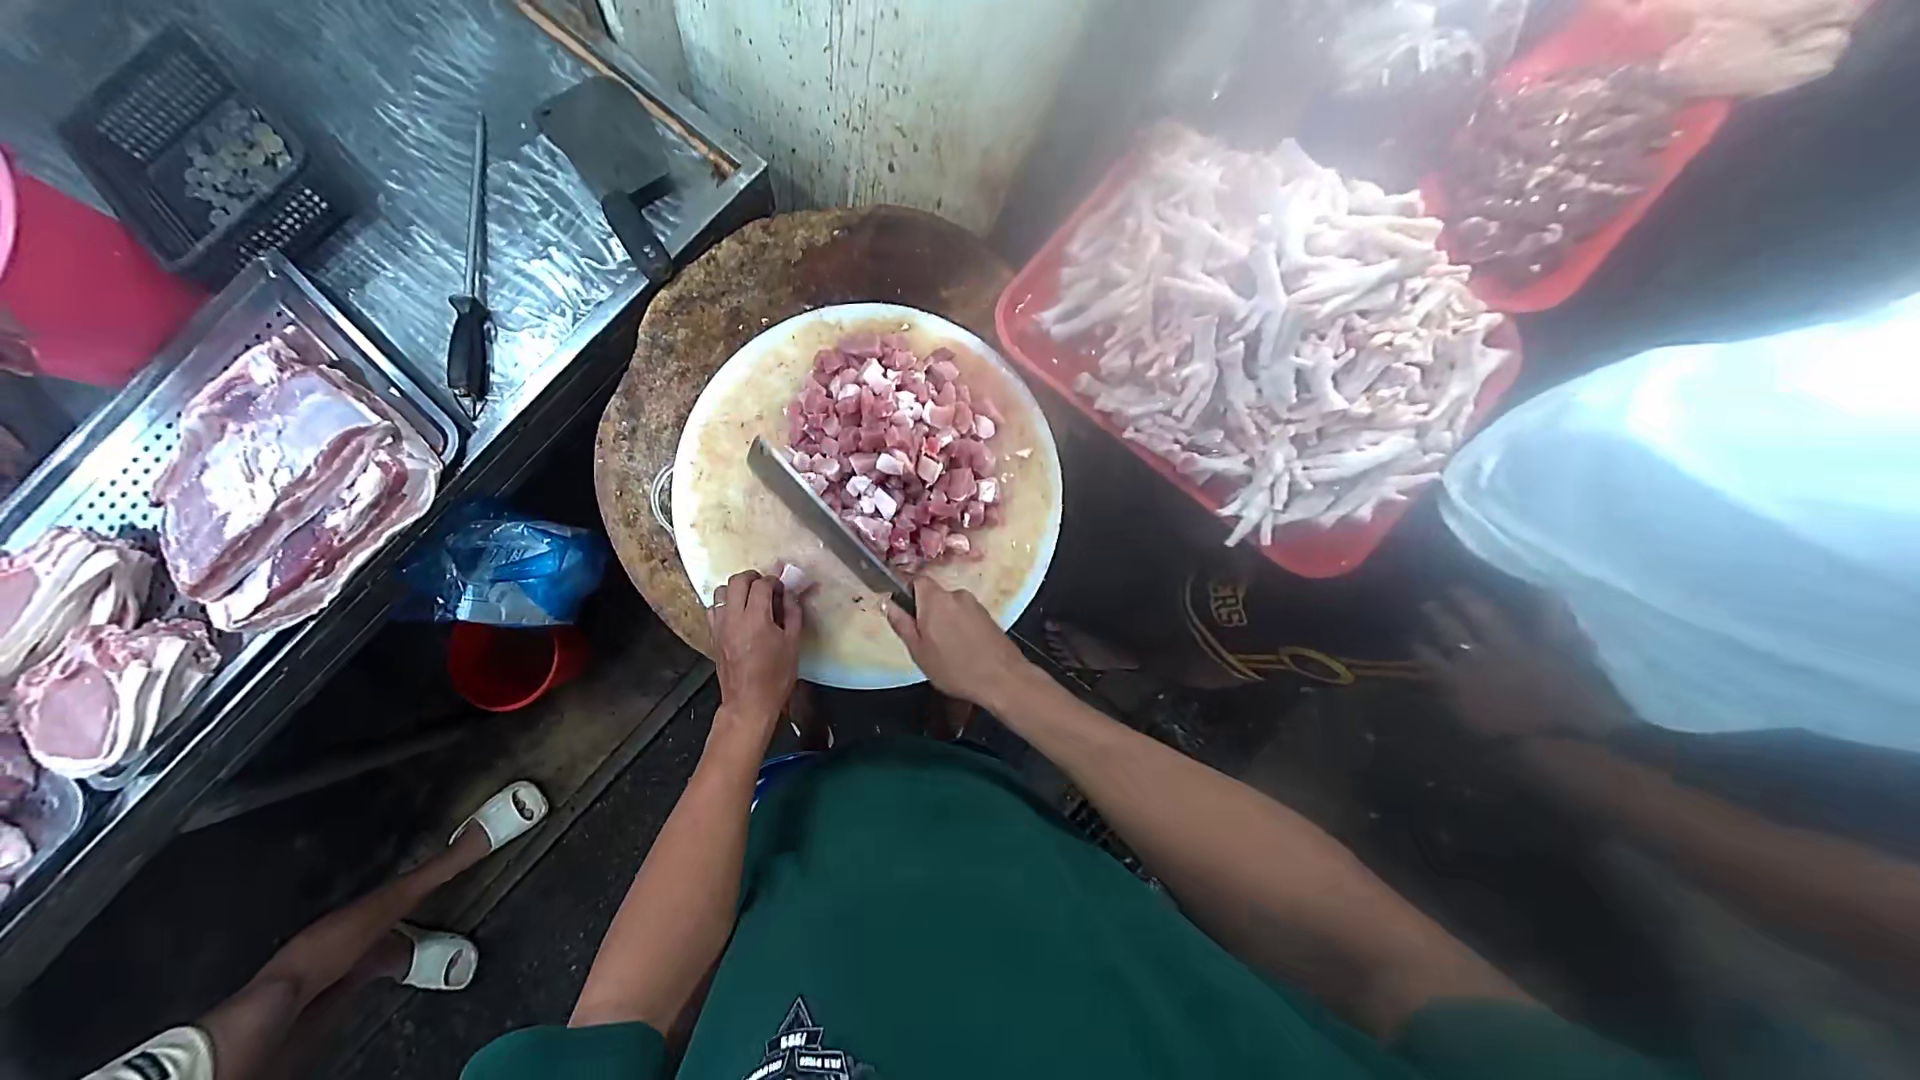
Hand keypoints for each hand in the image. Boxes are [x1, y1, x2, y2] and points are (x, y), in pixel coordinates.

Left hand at [707, 570, 805, 734]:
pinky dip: (725, 604)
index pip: (762, 584)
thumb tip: (791, 593)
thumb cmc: (776, 676)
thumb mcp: (793, 643)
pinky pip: (713, 609)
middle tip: (766, 587)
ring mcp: (720, 626)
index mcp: (757, 619)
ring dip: (737, 589)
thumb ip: (793, 613)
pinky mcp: (713, 635)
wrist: (749, 703)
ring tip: (751, 599)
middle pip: (737, 581)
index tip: (782, 588)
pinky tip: (737, 614)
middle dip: (753, 578)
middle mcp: (734, 618)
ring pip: (721, 591)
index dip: (774, 581)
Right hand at [885, 578, 1034, 709]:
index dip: (907, 593)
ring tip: (945, 652)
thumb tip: (888, 603)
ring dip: (944, 623)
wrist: (1002, 679)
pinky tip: (962, 652)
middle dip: (926, 614)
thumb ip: (901, 623)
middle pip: (934, 596)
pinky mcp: (988, 617)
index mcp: (936, 599)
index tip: (904, 613)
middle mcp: (957, 595)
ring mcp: (975, 605)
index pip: (916, 580)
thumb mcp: (918, 650)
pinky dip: (960, 629)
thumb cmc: (955, 668)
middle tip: (924, 641)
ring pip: (950, 608)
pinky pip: (965, 617)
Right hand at [1413, 587, 1629, 741]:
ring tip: (1458, 589)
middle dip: (1436, 613)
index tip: (1411, 636)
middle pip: (1448, 627)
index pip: (1424, 653)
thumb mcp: (1469, 735)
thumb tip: (1436, 694)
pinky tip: (1542, 589)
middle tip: (1428, 602)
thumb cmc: (1514, 754)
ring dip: (1469, 600)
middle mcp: (1476, 656)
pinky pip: (1550, 618)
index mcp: (1452, 680)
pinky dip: (1547, 603)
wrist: (1570, 750)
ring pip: (1484, 614)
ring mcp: (1516, 647)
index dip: (1417, 643)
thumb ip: (1452, 708)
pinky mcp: (1555, 647)